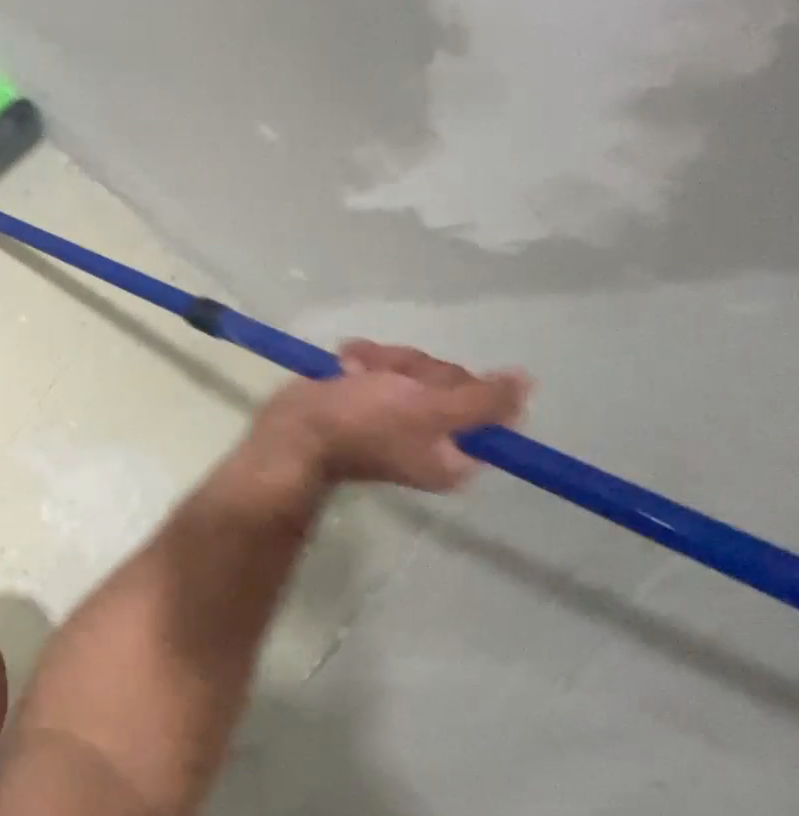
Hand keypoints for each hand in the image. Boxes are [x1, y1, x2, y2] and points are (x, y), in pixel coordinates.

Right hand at [250, 340, 531, 491]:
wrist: (290, 432)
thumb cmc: (359, 425)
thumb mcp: (431, 411)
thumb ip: (485, 399)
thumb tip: (525, 382)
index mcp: (453, 454)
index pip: (488, 407)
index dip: (464, 386)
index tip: (433, 387)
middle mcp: (429, 438)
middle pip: (450, 384)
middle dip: (416, 370)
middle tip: (387, 380)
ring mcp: (395, 419)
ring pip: (414, 372)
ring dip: (386, 361)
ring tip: (355, 368)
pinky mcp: (364, 402)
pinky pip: (383, 371)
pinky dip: (364, 361)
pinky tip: (346, 362)